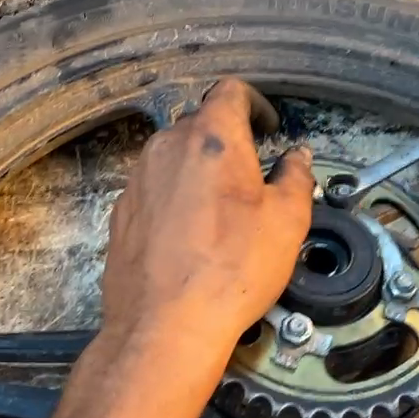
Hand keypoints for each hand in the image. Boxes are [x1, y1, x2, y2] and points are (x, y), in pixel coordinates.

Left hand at [101, 79, 315, 368]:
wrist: (164, 325)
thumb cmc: (232, 269)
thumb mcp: (287, 221)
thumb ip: (296, 177)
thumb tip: (296, 158)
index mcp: (212, 138)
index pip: (231, 92)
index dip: (254, 103)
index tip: (267, 127)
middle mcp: (168, 146)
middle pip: (201, 123)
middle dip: (228, 140)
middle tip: (252, 175)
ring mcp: (139, 178)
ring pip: (175, 155)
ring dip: (199, 168)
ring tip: (221, 209)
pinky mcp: (122, 209)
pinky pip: (155, 186)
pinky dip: (175, 195)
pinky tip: (191, 233)